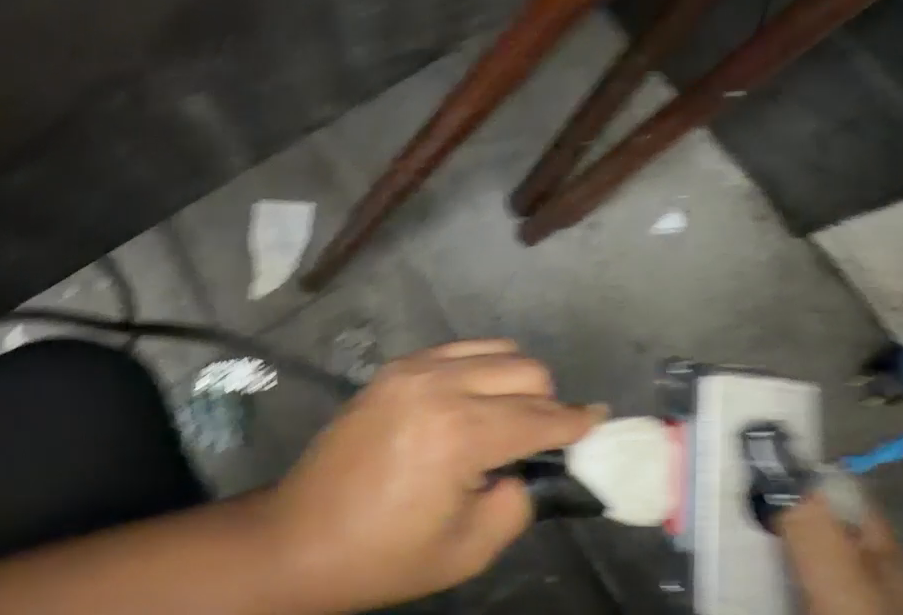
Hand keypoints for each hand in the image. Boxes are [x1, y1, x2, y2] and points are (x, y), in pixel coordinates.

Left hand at [263, 339, 601, 612]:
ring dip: (515, 378)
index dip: (575, 422)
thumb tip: (534, 469)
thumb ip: (517, 502)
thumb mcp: (467, 548)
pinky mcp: (393, 368)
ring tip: (511, 417)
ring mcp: (412, 368)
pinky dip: (479, 367)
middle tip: (547, 439)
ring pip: (493, 348)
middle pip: (524, 369)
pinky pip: (456, 350)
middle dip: (547, 401)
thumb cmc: (386, 554)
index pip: (538, 416)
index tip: (599, 421)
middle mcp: (439, 385)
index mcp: (460, 433)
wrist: (302, 536)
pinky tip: (474, 400)